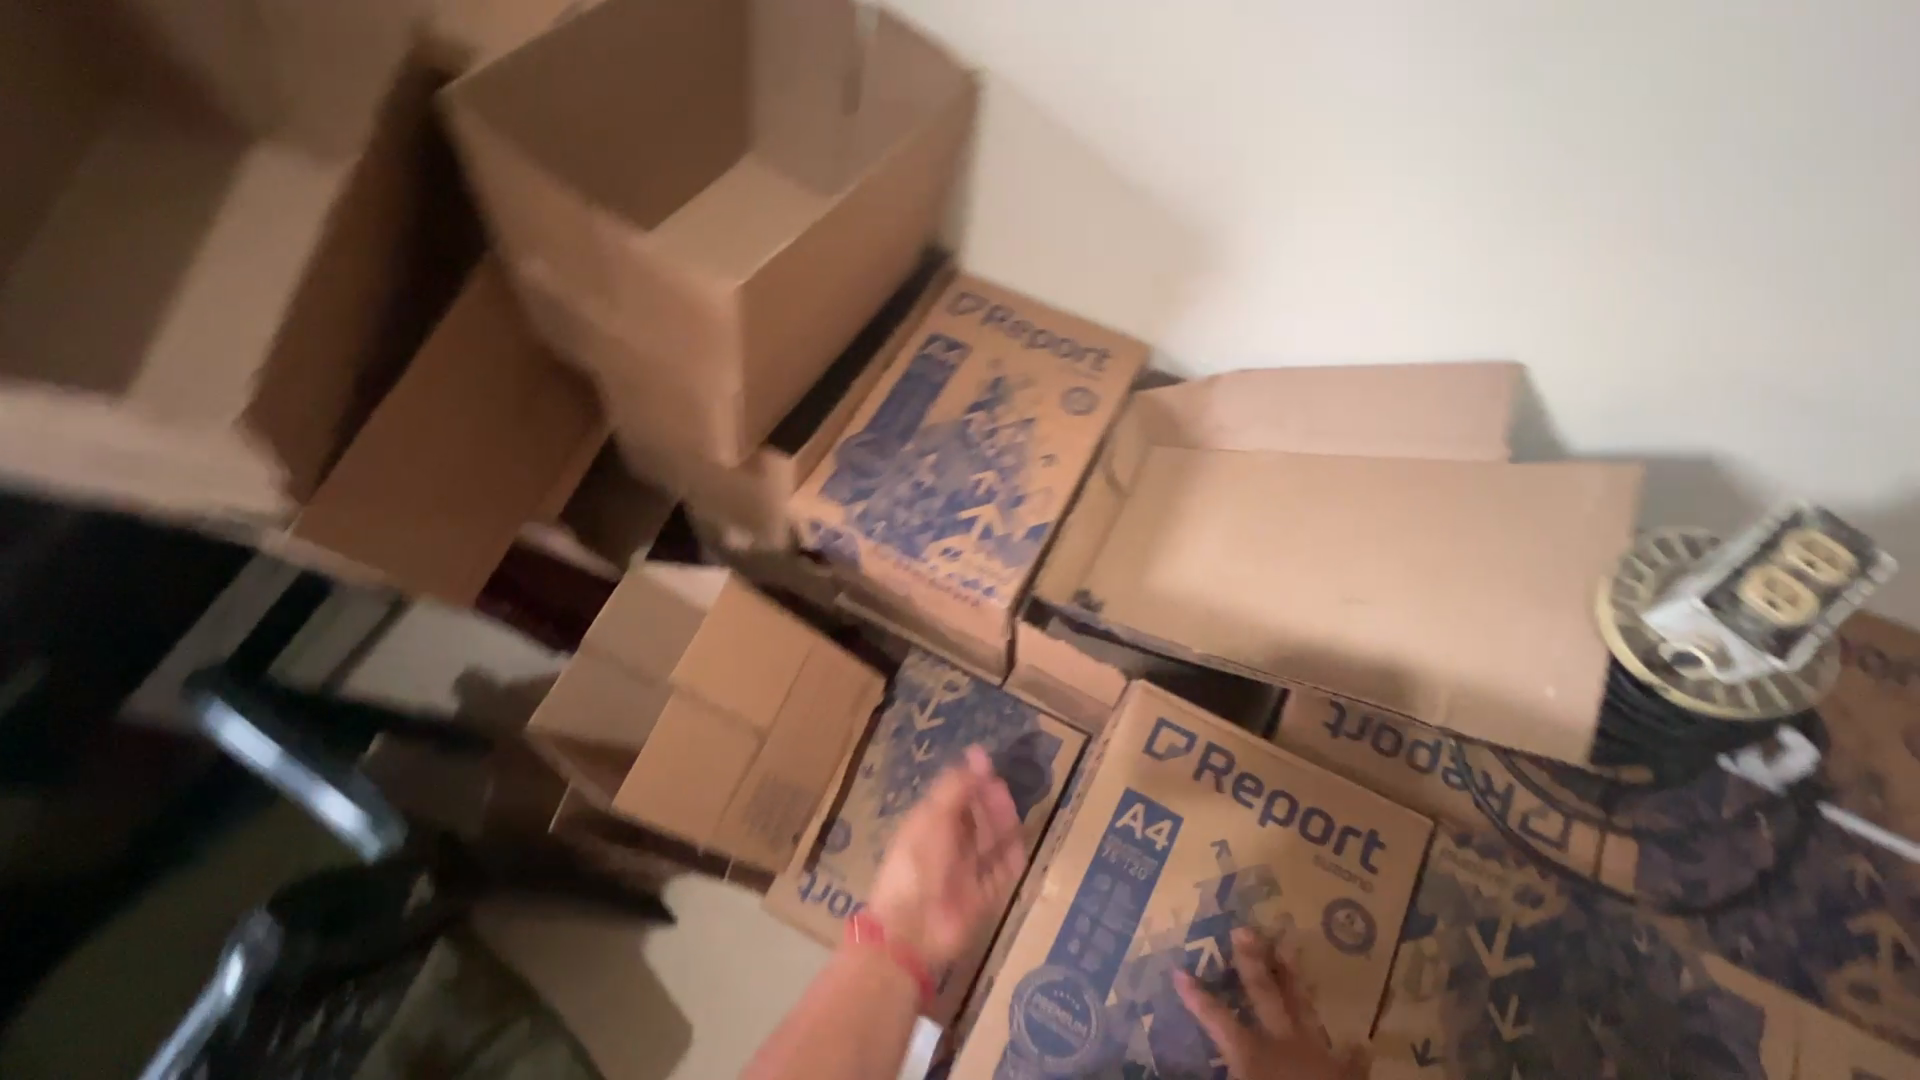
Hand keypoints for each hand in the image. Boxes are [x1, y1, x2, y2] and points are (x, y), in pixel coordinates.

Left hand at [867, 746, 1026, 969]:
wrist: (912, 928)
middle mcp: (948, 847)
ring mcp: (966, 873)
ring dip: (1002, 825)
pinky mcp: (982, 897)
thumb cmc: (916, 865)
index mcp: (928, 826)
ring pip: (991, 843)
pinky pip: (1001, 873)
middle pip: (976, 818)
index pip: (955, 798)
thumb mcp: (932, 817)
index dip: (971, 781)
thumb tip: (979, 753)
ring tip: (1012, 811)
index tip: (988, 764)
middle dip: (989, 801)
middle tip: (1001, 787)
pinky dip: (1012, 859)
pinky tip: (1020, 846)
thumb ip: (957, 786)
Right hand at [1176, 928, 1369, 1079]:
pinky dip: (1353, 1052)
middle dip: (1252, 961)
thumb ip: (1227, 1069)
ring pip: (1304, 1009)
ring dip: (1296, 978)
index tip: (1179, 970)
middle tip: (1244, 928)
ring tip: (1292, 945)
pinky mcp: (1346, 1076)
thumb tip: (1182, 1068)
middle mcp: (1284, 1044)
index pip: (1216, 1018)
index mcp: (1252, 1054)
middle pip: (1264, 995)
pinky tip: (1360, 1042)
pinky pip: (1351, 1062)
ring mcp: (1319, 1056)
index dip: (1196, 996)